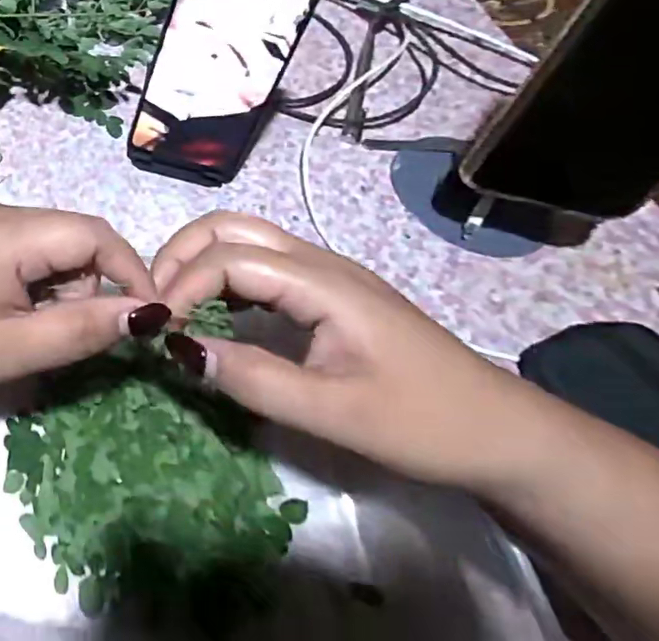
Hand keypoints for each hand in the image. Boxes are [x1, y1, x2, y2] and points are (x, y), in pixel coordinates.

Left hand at [0, 204, 170, 392]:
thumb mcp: (20, 348)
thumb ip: (85, 328)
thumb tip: (146, 314)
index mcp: (15, 231)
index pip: (97, 235)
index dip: (132, 270)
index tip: (150, 316)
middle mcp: (7, 213)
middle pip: (80, 237)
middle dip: (93, 283)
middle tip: (69, 331)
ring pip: (60, 245)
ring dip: (67, 286)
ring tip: (33, 326)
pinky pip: (36, 249)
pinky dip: (45, 281)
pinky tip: (18, 311)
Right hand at [149, 211, 556, 492]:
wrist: (502, 430)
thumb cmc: (424, 422)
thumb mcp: (335, 413)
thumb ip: (255, 381)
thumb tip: (180, 351)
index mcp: (322, 281)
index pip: (229, 258)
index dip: (182, 285)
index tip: (157, 329)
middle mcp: (317, 260)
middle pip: (229, 226)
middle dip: (181, 254)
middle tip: (156, 303)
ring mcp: (324, 271)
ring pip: (243, 238)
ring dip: (199, 261)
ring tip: (174, 306)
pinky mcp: (327, 289)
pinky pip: (261, 263)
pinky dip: (223, 277)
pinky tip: (215, 314)